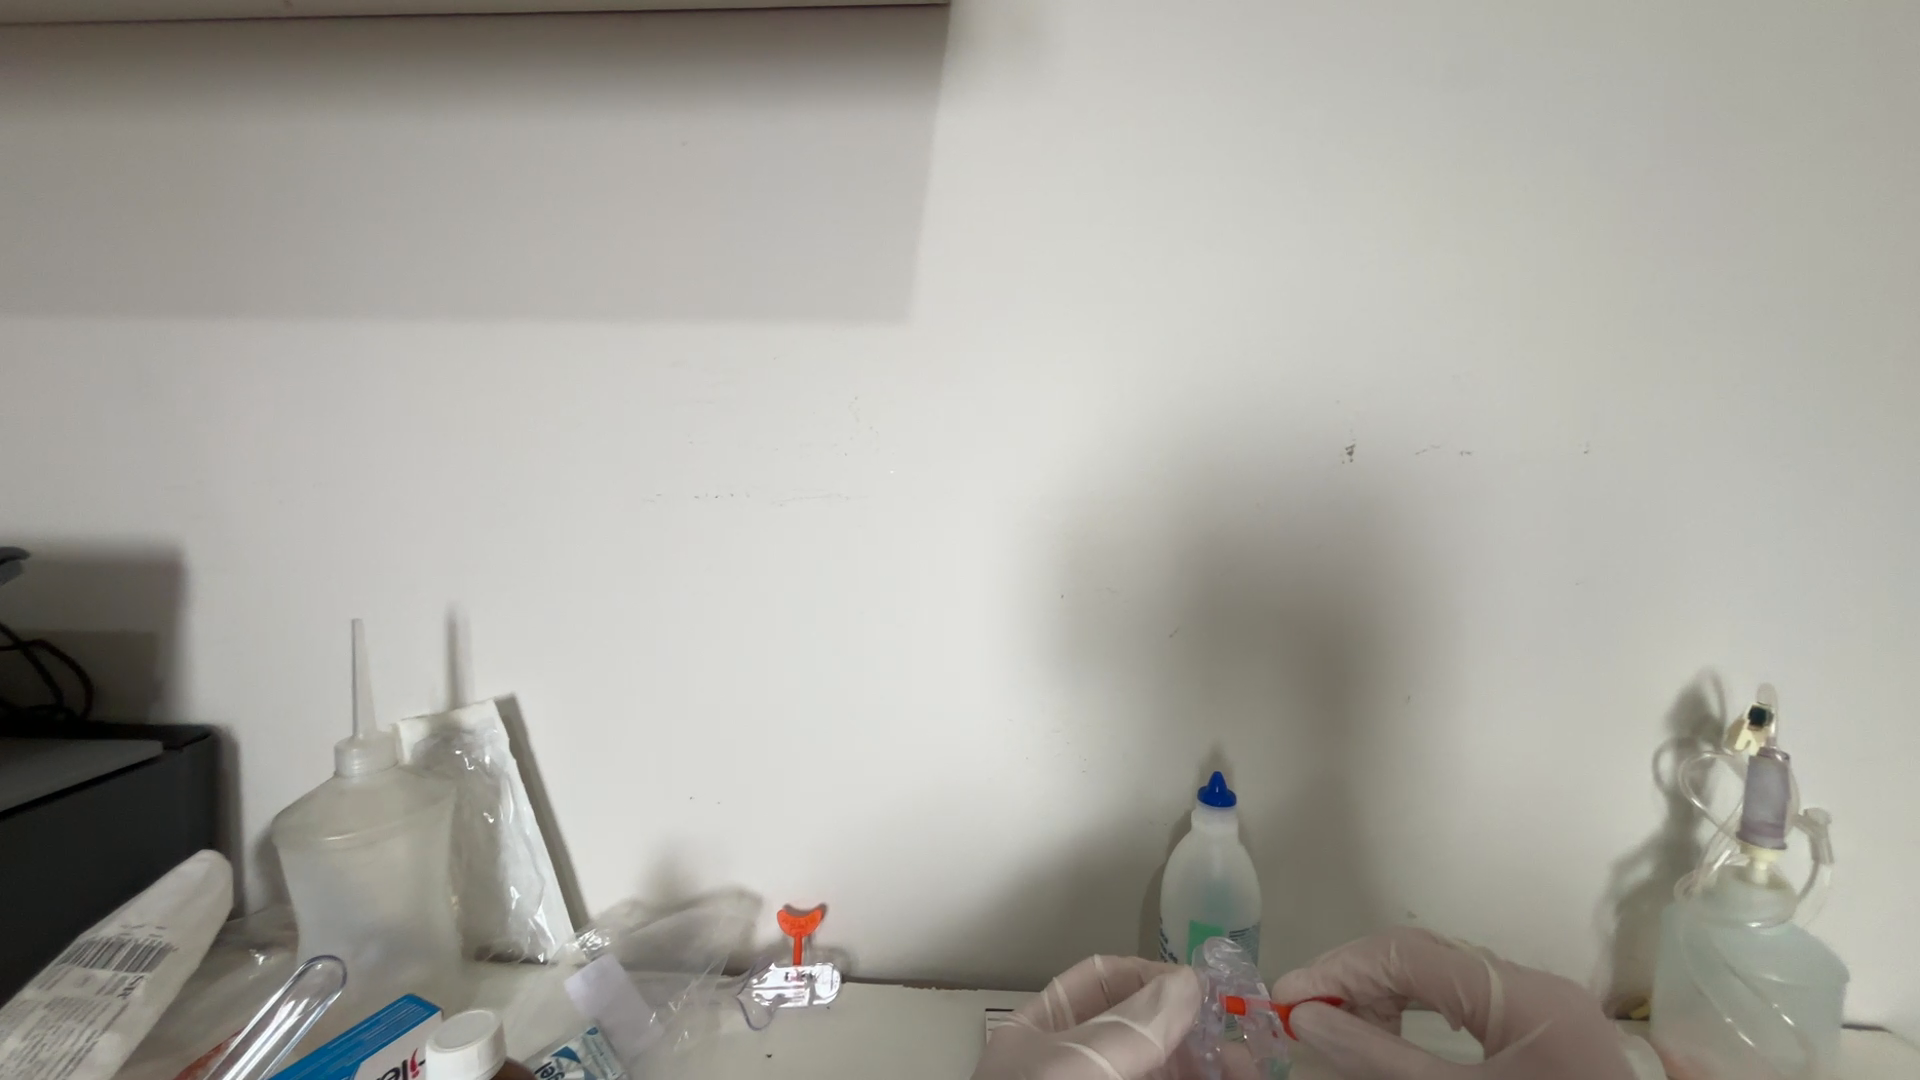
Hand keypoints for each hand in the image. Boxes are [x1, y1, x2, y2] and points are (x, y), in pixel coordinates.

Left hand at [971, 955, 1256, 1079]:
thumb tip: (1187, 982)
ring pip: (1162, 1076)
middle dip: (1190, 1031)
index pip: (1101, 983)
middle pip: (1140, 1034)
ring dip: (1204, 1068)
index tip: (1200, 987)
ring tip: (1245, 1068)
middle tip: (1238, 1037)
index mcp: (1042, 1035)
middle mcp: (1075, 1067)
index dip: (1149, 978)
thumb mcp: (1076, 1065)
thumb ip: (1131, 1027)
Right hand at [1269, 928, 1655, 1078]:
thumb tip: (1305, 1017)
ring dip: (1382, 994)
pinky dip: (1416, 1009)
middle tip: (1309, 1015)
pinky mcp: (1543, 1031)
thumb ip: (1377, 1058)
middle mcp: (1533, 985)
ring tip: (1344, 1028)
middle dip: (1356, 980)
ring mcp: (1541, 1007)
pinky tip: (1393, 1033)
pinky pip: (1461, 999)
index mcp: (1521, 996)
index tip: (1286, 997)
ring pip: (1437, 974)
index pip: (1403, 955)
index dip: (1337, 970)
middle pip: (1419, 956)